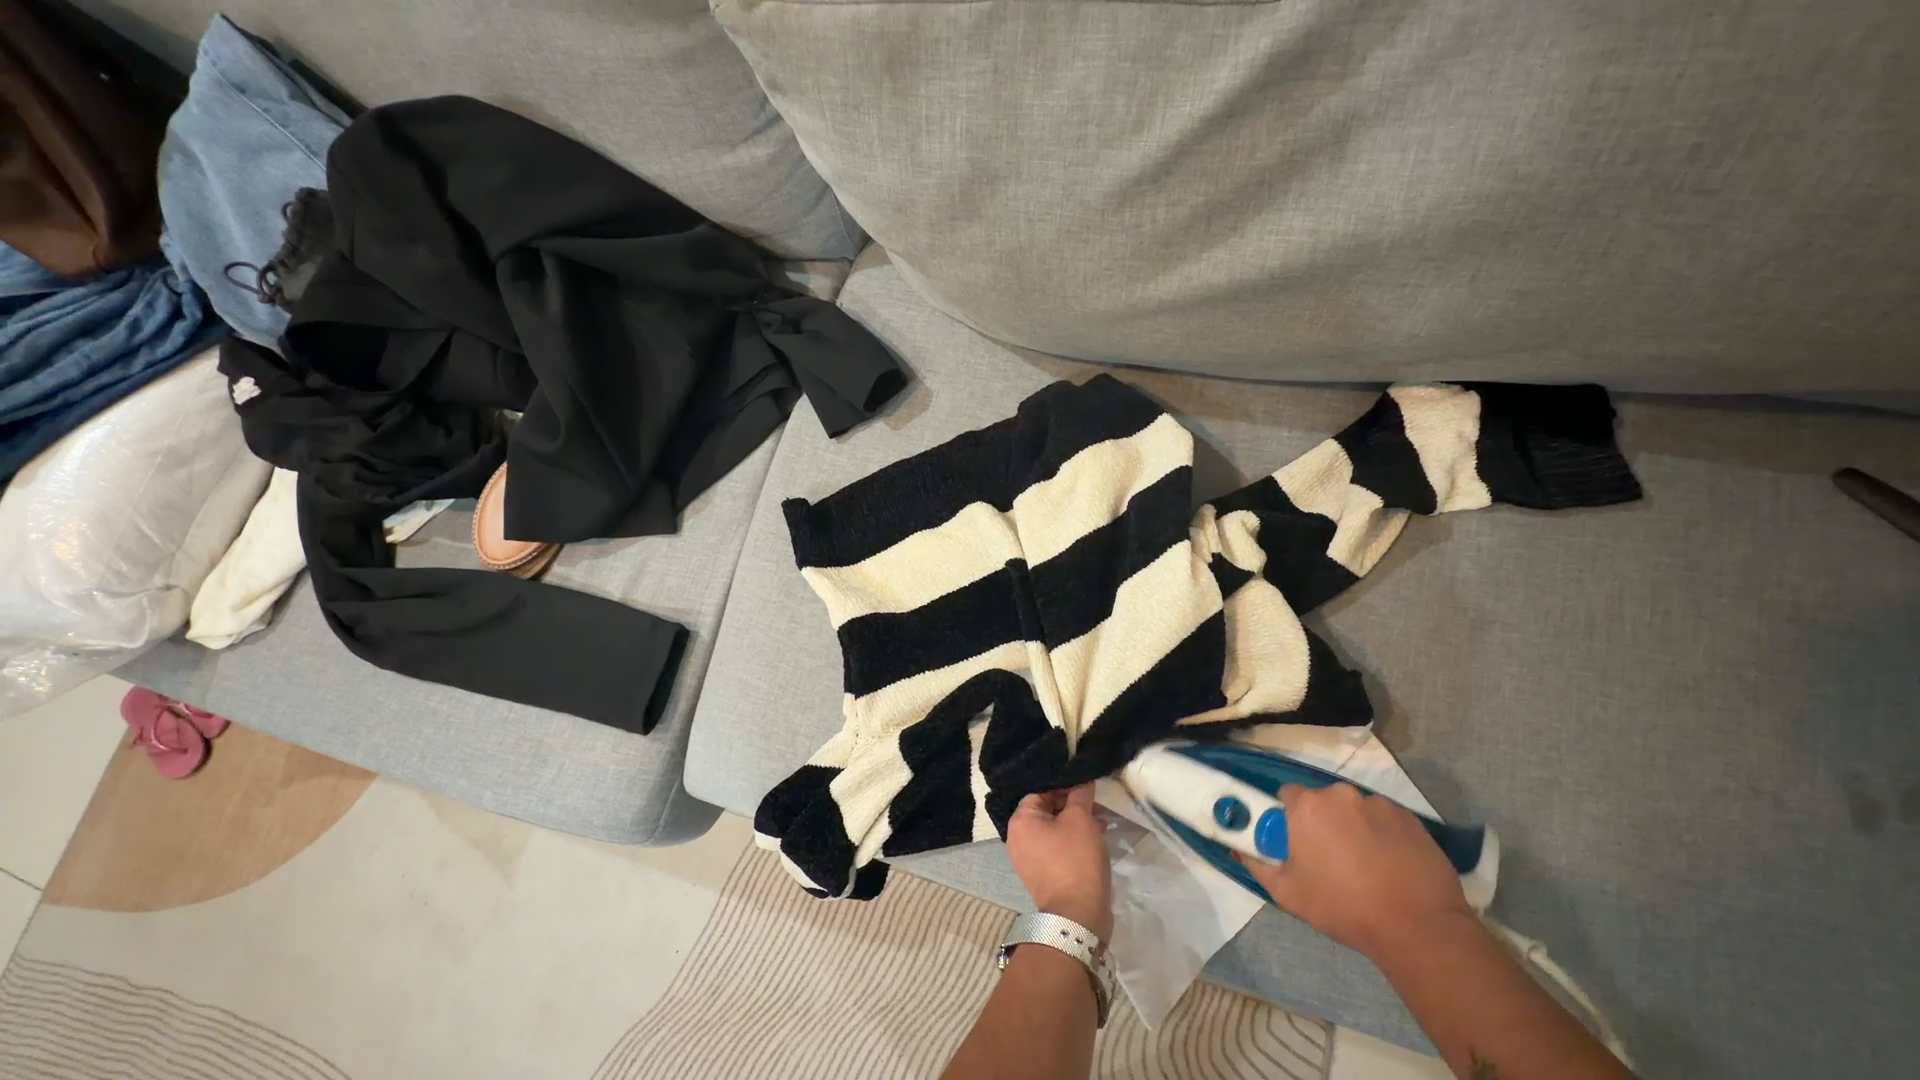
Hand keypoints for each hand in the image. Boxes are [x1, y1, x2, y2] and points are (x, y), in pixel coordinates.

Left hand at [1006, 783, 1113, 940]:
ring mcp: (1029, 859)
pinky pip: (1058, 848)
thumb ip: (1080, 794)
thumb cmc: (1075, 859)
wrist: (1077, 914)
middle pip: (1046, 810)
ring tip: (1103, 821)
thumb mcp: (1080, 819)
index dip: (1064, 786)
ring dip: (1077, 823)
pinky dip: (1075, 841)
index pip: (1040, 790)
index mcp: (1020, 821)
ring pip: (1054, 830)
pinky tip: (1098, 838)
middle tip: (1097, 803)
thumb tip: (1082, 780)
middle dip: (1073, 805)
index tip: (1086, 786)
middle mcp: (1018, 838)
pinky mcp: (1043, 874)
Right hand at [1236, 783, 1474, 963]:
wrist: (1417, 926)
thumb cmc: (1343, 907)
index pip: (1287, 795)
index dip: (1287, 817)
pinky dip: (1381, 834)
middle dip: (1321, 822)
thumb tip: (1240, 849)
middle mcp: (1342, 795)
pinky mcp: (1410, 818)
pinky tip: (1389, 865)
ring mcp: (1379, 804)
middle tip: (1328, 858)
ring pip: (1354, 810)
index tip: (1295, 842)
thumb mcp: (1287, 893)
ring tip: (1364, 865)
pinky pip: (1384, 819)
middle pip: (1322, 801)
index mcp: (1307, 807)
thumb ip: (1257, 864)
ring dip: (1352, 827)